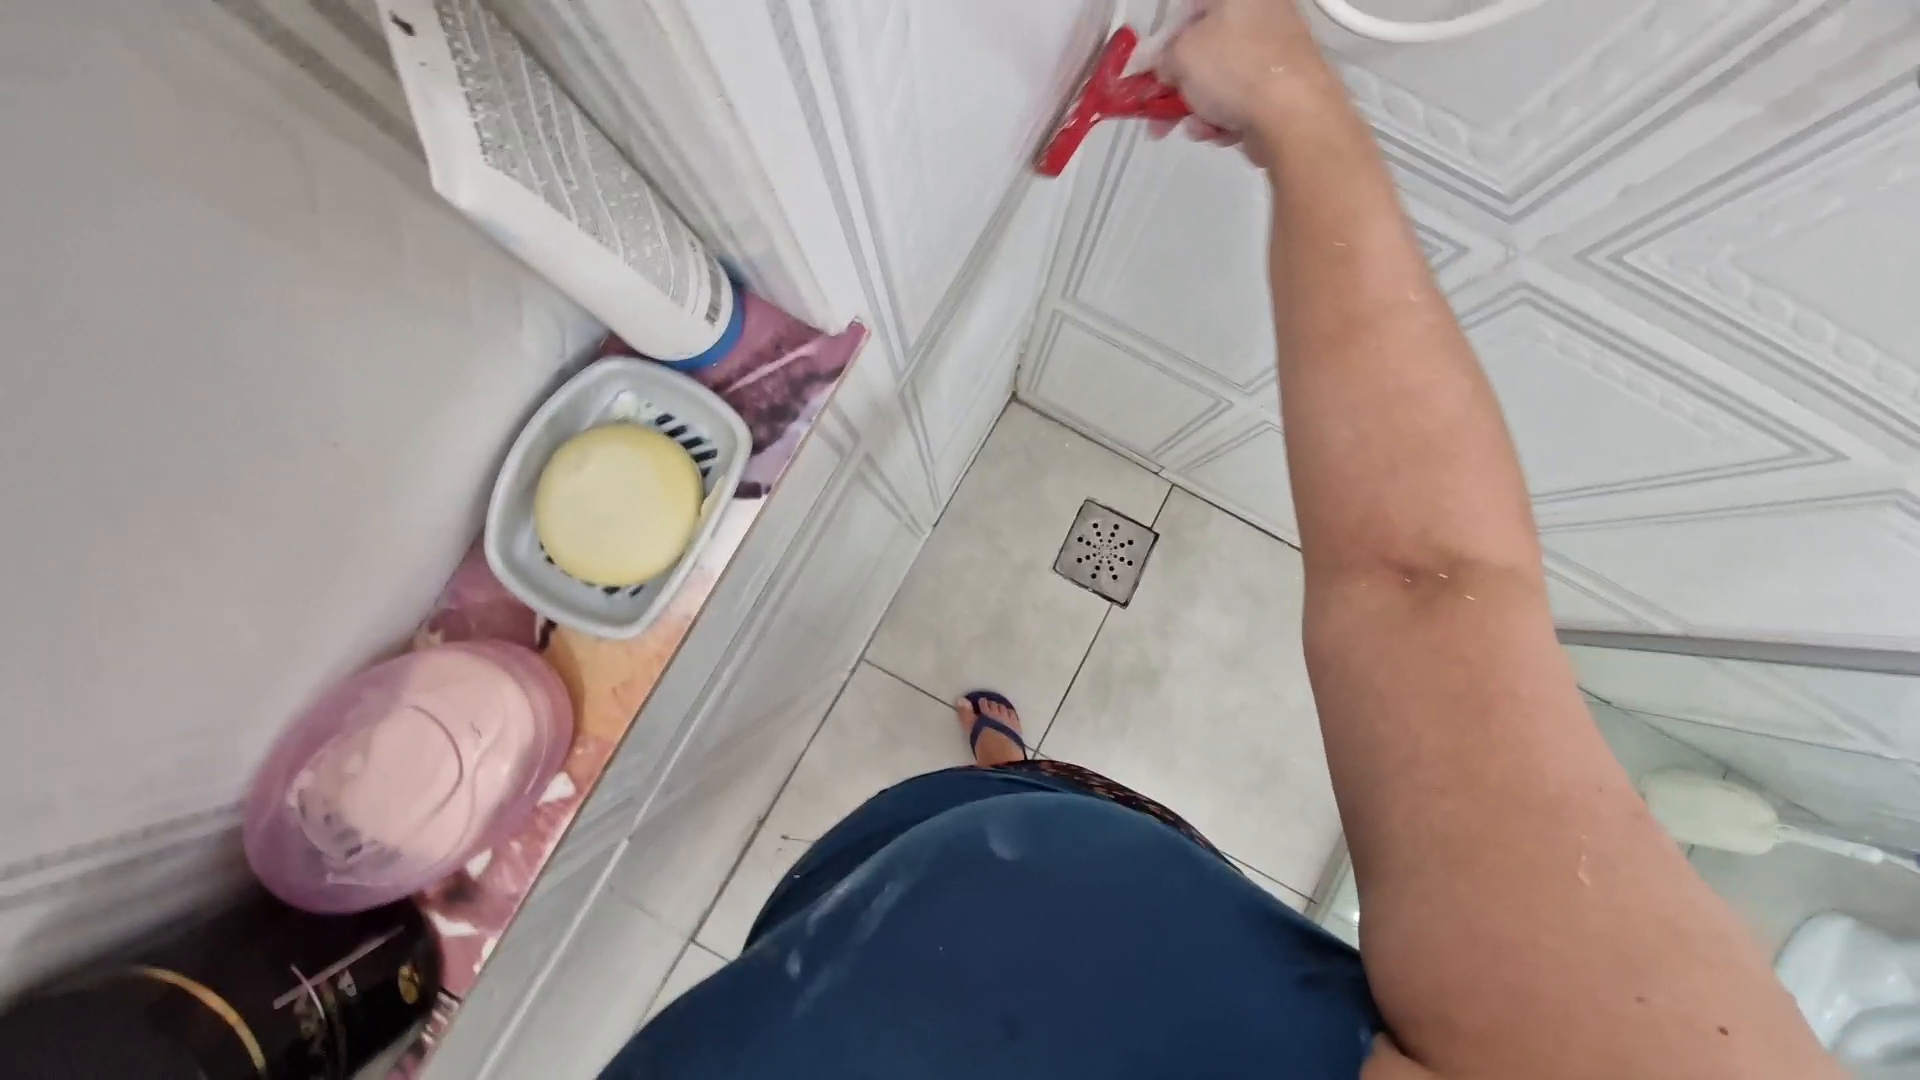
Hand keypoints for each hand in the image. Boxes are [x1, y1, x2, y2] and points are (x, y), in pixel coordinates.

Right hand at [1152, 0, 1337, 162]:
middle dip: (1177, 83)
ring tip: (1194, 125)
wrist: (1292, 114)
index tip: (1143, 71)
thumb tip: (1162, 67)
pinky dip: (1223, 117)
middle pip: (1203, 47)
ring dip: (1197, 106)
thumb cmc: (1239, 70)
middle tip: (1156, 108)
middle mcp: (1262, 10)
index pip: (1186, 11)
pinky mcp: (1282, 83)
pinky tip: (1218, 131)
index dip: (1160, 43)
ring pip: (1219, 78)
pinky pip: (1239, 98)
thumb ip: (1162, 58)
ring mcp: (1275, 47)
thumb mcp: (1182, 55)